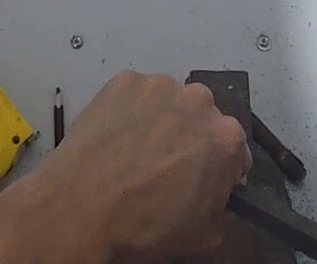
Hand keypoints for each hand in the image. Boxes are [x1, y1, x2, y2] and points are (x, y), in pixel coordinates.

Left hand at [0, 71, 250, 263]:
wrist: (81, 204)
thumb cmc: (144, 224)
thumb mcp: (203, 237)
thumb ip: (224, 210)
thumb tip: (220, 198)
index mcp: (226, 136)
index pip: (235, 149)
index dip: (221, 169)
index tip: (203, 182)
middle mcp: (198, 99)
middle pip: (202, 118)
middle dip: (191, 137)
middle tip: (166, 166)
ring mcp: (159, 84)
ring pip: (169, 101)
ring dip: (161, 119)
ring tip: (136, 150)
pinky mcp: (125, 79)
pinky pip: (136, 94)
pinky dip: (131, 109)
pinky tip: (117, 136)